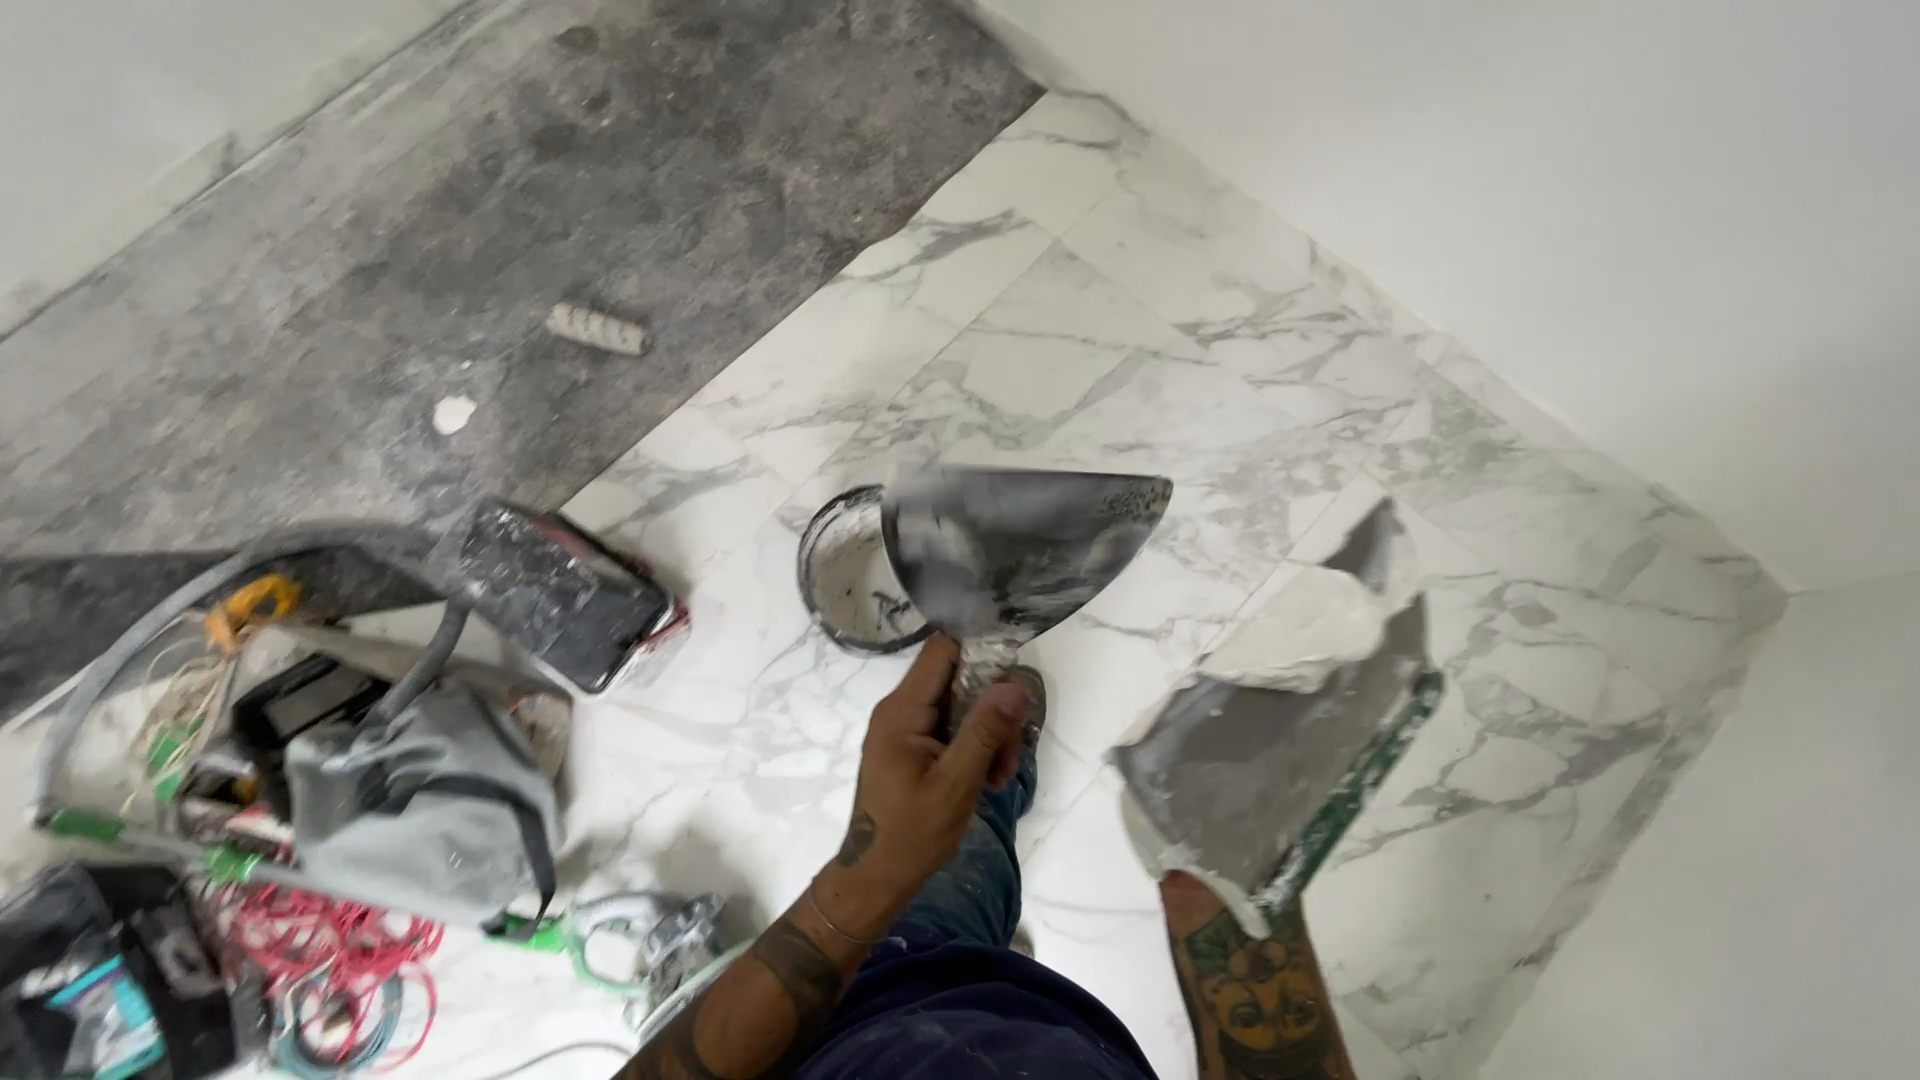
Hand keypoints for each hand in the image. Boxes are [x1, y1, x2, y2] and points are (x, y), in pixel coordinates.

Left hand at [814, 634, 1030, 932]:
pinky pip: (952, 728)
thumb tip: (1015, 685)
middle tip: (1011, 753)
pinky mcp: (913, 745)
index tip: (1012, 687)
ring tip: (1001, 776)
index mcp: (903, 710)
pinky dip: (975, 747)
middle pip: (959, 680)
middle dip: (993, 710)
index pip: (943, 650)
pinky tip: (988, 779)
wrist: (877, 877)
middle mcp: (901, 708)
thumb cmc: (912, 834)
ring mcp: (906, 727)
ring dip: (989, 734)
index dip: (981, 656)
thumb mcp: (956, 783)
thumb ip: (985, 731)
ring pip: (961, 706)